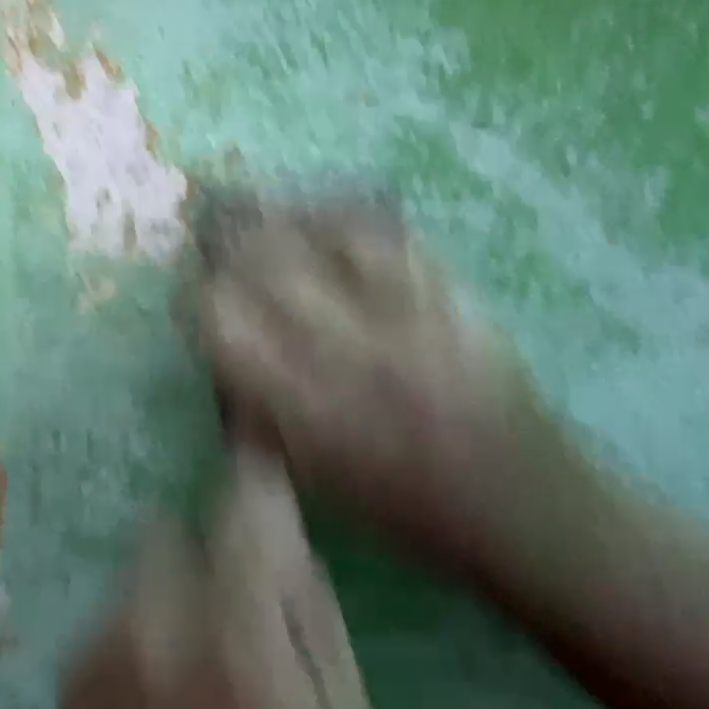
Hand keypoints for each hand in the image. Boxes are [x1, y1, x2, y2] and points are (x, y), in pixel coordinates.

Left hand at [59, 446, 371, 708]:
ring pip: (134, 573)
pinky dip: (133, 631)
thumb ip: (307, 612)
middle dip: (200, 553)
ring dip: (163, 592)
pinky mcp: (70, 675)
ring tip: (191, 656)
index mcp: (231, 632)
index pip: (241, 505)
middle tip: (229, 603)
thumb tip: (279, 537)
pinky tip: (156, 680)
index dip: (255, 482)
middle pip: (167, 532)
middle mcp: (147, 623)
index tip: (259, 463)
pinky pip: (110, 618)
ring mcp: (97, 647)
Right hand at [192, 191, 555, 569]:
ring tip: (250, 201)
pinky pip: (381, 230)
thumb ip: (251, 408)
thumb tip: (215, 350)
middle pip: (261, 261)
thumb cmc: (399, 507)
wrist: (518, 503)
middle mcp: (341, 348)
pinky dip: (339, 210)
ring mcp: (397, 311)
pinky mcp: (443, 290)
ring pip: (316, 232)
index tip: (190, 288)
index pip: (221, 319)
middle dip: (223, 235)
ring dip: (273, 211)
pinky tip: (317, 205)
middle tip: (207, 220)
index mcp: (300, 403)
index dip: (194, 294)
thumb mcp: (307, 476)